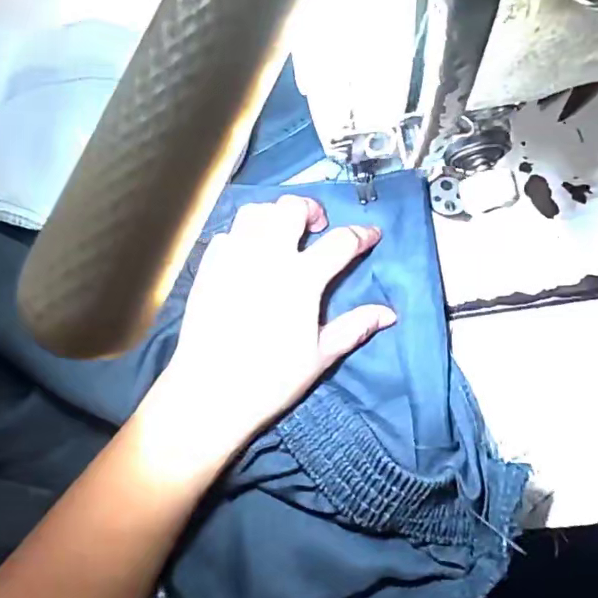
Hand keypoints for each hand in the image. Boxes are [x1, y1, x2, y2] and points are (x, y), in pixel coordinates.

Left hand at [133, 195, 395, 483]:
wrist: (210, 389)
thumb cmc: (270, 379)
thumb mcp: (320, 356)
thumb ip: (354, 327)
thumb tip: (388, 313)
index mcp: (301, 278)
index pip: (340, 241)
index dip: (361, 234)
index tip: (369, 235)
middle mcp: (267, 257)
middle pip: (292, 208)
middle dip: (311, 209)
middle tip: (317, 227)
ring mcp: (233, 258)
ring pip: (255, 212)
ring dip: (274, 215)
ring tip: (281, 234)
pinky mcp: (208, 267)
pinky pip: (227, 234)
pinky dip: (243, 235)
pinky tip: (249, 254)